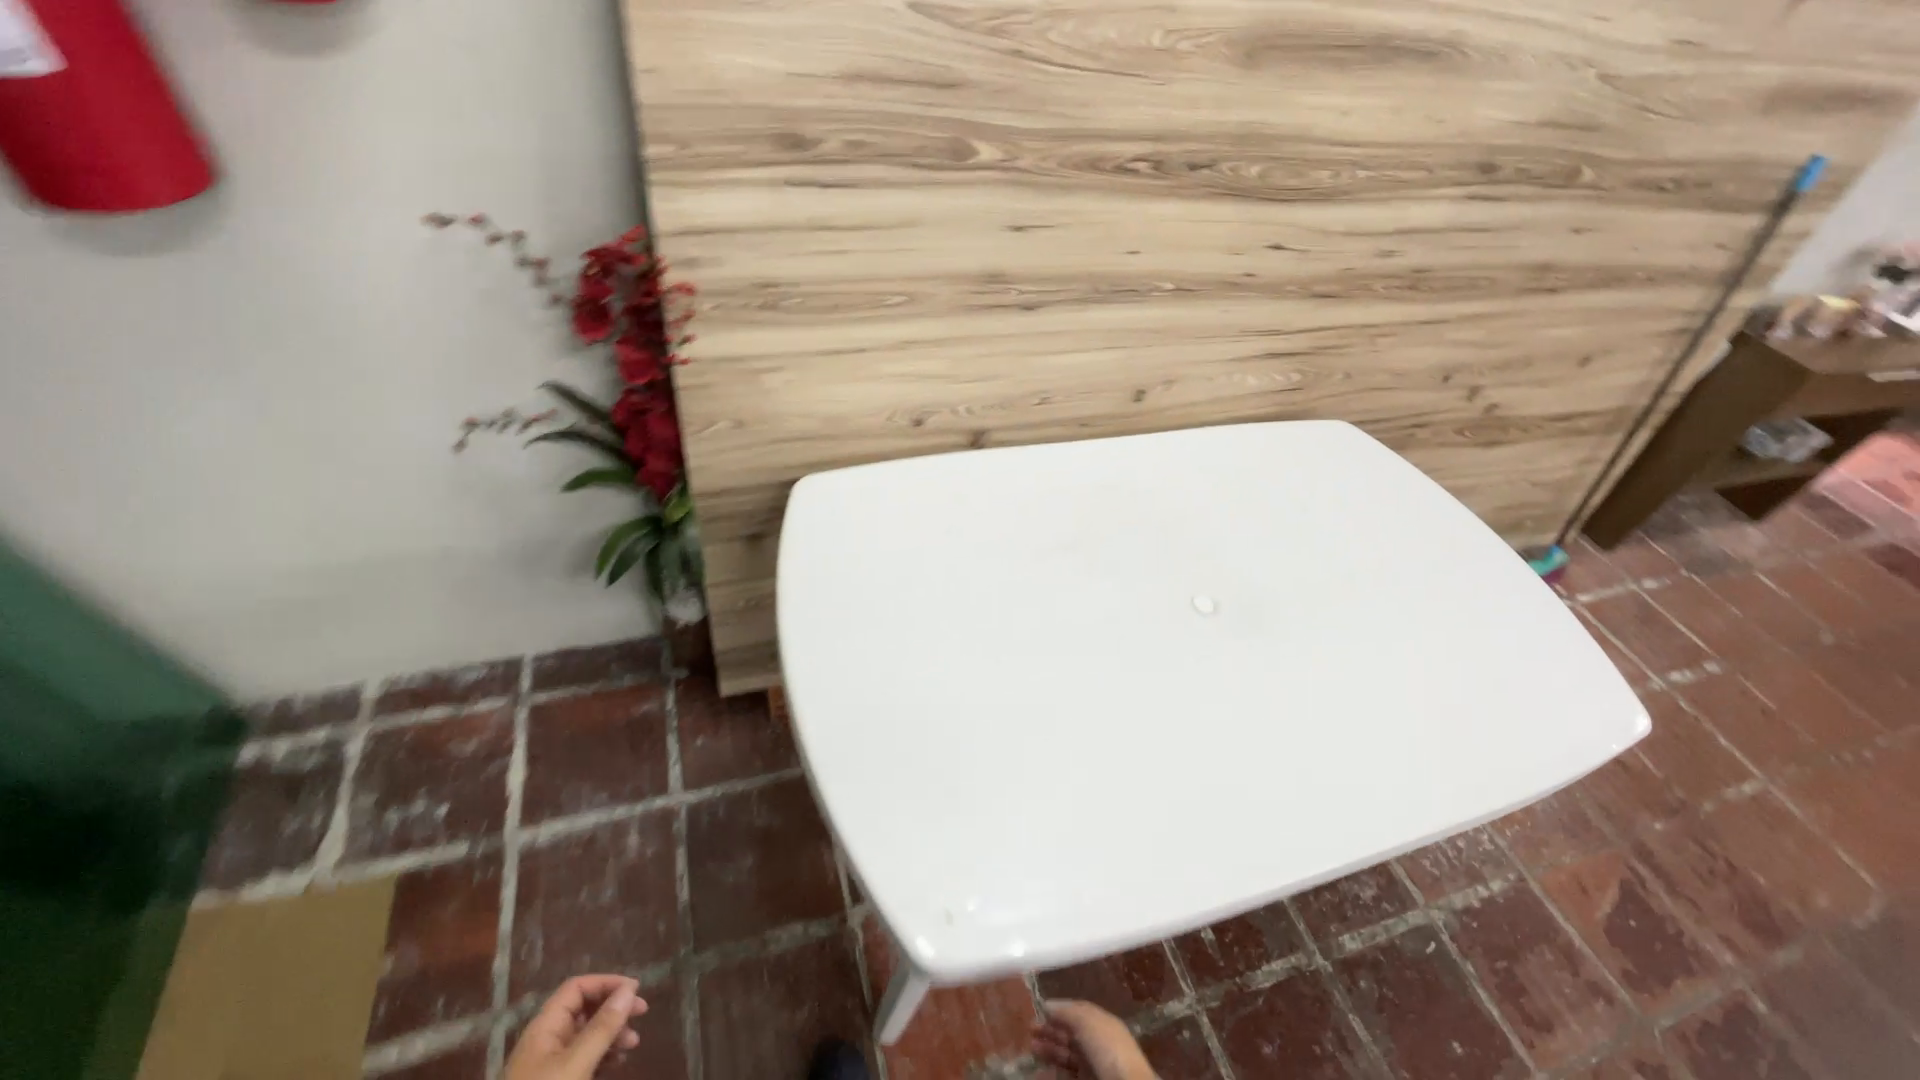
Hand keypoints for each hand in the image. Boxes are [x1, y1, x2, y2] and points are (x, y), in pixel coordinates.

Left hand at [505, 974, 649, 1079]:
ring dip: (612, 1032)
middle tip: (642, 1013)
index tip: (635, 992)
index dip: (606, 984)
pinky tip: (618, 1063)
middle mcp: (546, 1040)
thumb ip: (602, 1027)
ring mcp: (550, 1065)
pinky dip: (604, 1055)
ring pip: (586, 1035)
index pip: (576, 988)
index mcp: (545, 1027)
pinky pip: (584, 1058)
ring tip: (634, 1044)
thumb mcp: (576, 1064)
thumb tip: (629, 990)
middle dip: (613, 1008)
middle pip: (583, 1009)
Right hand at [1032, 999, 1155, 1079]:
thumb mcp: (1087, 1022)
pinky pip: (1065, 1075)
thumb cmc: (1107, 1050)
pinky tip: (1038, 1071)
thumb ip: (1066, 1012)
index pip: (1078, 1013)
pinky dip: (1051, 1073)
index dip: (1059, 1010)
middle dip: (1050, 1030)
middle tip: (1030, 1029)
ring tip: (1031, 1048)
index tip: (1038, 1009)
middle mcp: (1097, 1043)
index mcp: (1102, 1023)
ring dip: (1048, 1051)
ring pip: (1066, 1056)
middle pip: (1070, 1034)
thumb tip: (1046, 1004)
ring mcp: (1092, 1066)